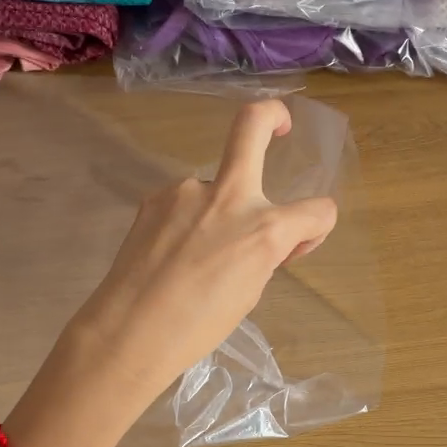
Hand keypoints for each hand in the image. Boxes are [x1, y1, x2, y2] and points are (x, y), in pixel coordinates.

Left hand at [52, 100, 338, 416]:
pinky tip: (168, 257)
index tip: (299, 245)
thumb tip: (264, 240)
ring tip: (192, 259)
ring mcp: (186, 191)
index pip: (317, 210)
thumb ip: (263, 254)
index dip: (316, 228)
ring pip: (214, 188)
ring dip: (216, 211)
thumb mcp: (249, 293)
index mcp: (264, 230)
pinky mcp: (155, 198)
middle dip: (272, 114)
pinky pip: (184, 205)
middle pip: (252, 125)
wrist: (130, 331)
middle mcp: (229, 198)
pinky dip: (186, 224)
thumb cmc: (197, 329)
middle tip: (281, 123)